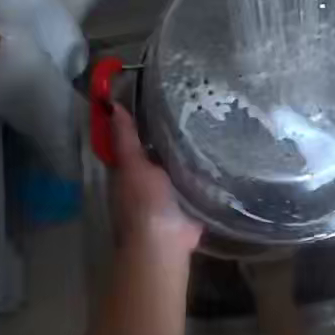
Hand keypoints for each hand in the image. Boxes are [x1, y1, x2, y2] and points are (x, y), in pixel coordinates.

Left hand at [108, 104, 201, 255]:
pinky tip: (221, 145)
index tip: (158, 90)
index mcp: (128, 168)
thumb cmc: (143, 202)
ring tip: (212, 115)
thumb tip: (113, 105)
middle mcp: (147, 177)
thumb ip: (125, 138)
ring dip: (190, 145)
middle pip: (156, 147)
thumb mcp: (131, 165)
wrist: (164, 243)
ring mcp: (169, 189)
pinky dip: (206, 165)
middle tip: (193, 98)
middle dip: (170, 129)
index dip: (140, 116)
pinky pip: (197, 176)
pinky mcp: (191, 198)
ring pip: (177, 160)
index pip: (131, 136)